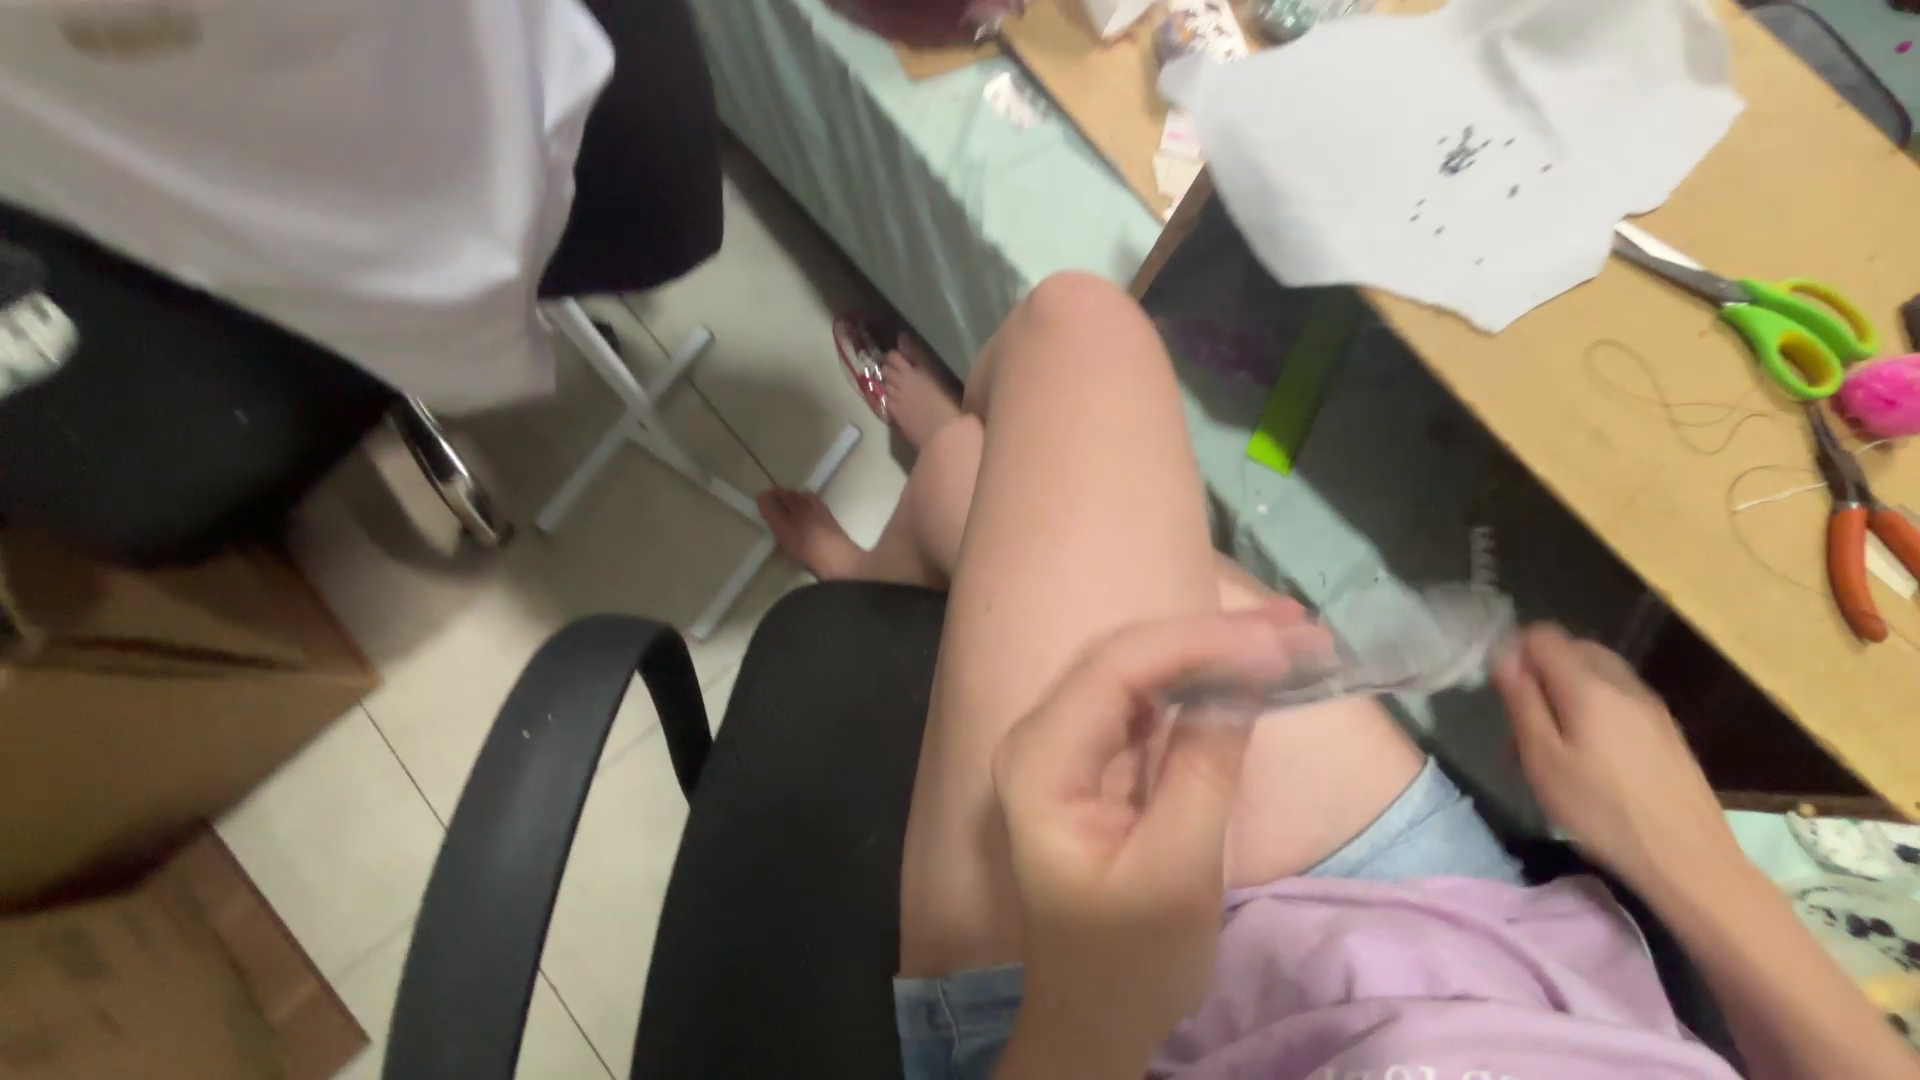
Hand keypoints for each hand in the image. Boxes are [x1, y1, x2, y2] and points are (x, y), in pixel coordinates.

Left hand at [991, 604, 1306, 1070]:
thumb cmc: (1127, 961)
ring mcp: (1068, 742)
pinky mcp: (1098, 755)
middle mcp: (1043, 735)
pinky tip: (1248, 670)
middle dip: (1211, 636)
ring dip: (1212, 650)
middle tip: (1298, 626)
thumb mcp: (1176, 875)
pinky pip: (1149, 700)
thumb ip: (1203, 772)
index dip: (1197, 644)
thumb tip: (1243, 683)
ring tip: (1288, 636)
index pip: (1116, 671)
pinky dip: (1201, 682)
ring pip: (1140, 671)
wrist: (1093, 1011)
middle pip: (1126, 659)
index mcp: (1041, 762)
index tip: (1279, 640)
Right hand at [1493, 624, 1744, 901]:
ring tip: (1550, 737)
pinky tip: (1587, 753)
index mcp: (1589, 687)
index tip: (1501, 687)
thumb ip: (1522, 700)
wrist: (1689, 861)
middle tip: (1522, 712)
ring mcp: (1651, 709)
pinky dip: (1593, 707)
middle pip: (1575, 649)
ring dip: (1566, 688)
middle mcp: (1624, 686)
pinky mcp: (1666, 732)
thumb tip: (1505, 656)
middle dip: (1542, 668)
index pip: (1544, 637)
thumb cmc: (1599, 809)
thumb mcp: (1542, 757)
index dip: (1515, 651)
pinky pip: (1618, 699)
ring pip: (1598, 674)